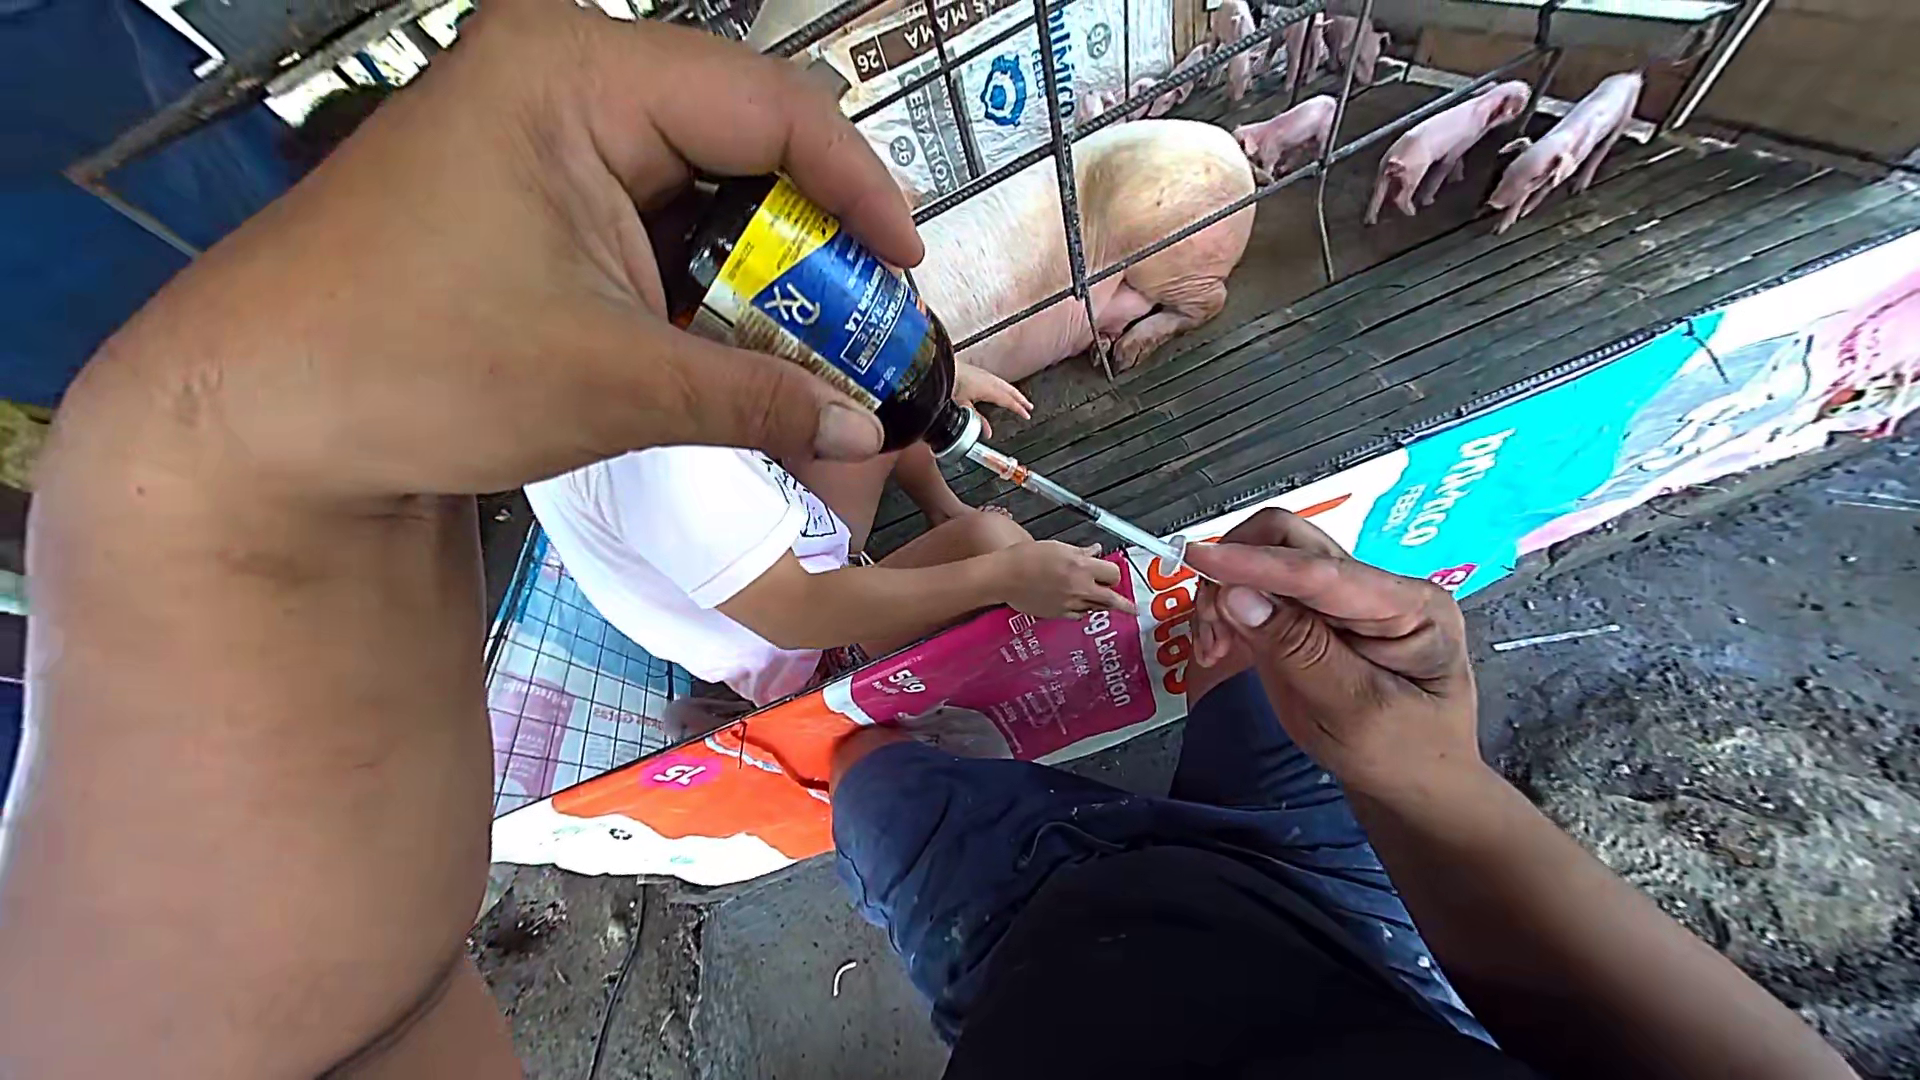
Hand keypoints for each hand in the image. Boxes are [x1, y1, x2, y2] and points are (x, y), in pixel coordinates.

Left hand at [81, 0, 921, 502]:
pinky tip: (763, 344)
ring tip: (833, 337)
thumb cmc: (424, 371)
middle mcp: (579, 97)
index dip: (856, 182)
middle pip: (752, 146)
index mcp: (577, 83)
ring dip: (785, 272)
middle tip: (874, 309)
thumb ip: (759, 403)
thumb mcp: (617, 386)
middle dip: (826, 234)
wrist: (278, 421)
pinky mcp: (570, 219)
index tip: (907, 262)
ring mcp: (572, 159)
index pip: (766, 105)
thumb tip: (867, 435)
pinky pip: (685, 241)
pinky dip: (737, 294)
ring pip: (723, 199)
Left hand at [953, 362, 1032, 438]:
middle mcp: (991, 381)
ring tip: (1020, 399)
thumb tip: (988, 433)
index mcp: (990, 390)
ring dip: (1015, 393)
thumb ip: (978, 420)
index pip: (1009, 401)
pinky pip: (999, 381)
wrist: (942, 368)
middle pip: (1011, 391)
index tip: (1027, 415)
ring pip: (1006, 385)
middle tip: (1030, 407)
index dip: (1019, 409)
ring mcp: (986, 375)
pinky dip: (1006, 387)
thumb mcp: (964, 406)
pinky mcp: (980, 373)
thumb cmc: (952, 384)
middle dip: (1021, 400)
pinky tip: (1003, 389)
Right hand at [992, 541, 1137, 617]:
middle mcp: (1080, 587)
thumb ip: (1080, 552)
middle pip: (1112, 598)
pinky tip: (1080, 606)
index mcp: (1081, 566)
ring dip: (1102, 606)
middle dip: (1123, 602)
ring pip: (1096, 608)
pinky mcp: (1058, 614)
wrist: (1003, 577)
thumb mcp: (1056, 547)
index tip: (1115, 574)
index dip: (1114, 572)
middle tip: (1132, 609)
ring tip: (1106, 606)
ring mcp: (1070, 603)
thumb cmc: (1024, 557)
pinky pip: (1079, 615)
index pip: (1113, 573)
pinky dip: (1083, 611)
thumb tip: (1094, 551)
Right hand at [1183, 508, 1480, 797]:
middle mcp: (1368, 586)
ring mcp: (1332, 596)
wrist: (1406, 781)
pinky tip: (1219, 645)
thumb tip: (1237, 595)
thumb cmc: (1400, 754)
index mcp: (1408, 605)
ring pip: (1258, 559)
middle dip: (1235, 571)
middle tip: (1210, 625)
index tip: (1199, 559)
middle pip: (1287, 541)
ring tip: (1214, 648)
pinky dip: (1222, 609)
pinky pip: (1248, 587)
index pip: (1320, 570)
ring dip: (1222, 593)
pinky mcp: (1300, 610)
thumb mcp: (1355, 712)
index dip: (1256, 562)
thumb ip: (1299, 650)